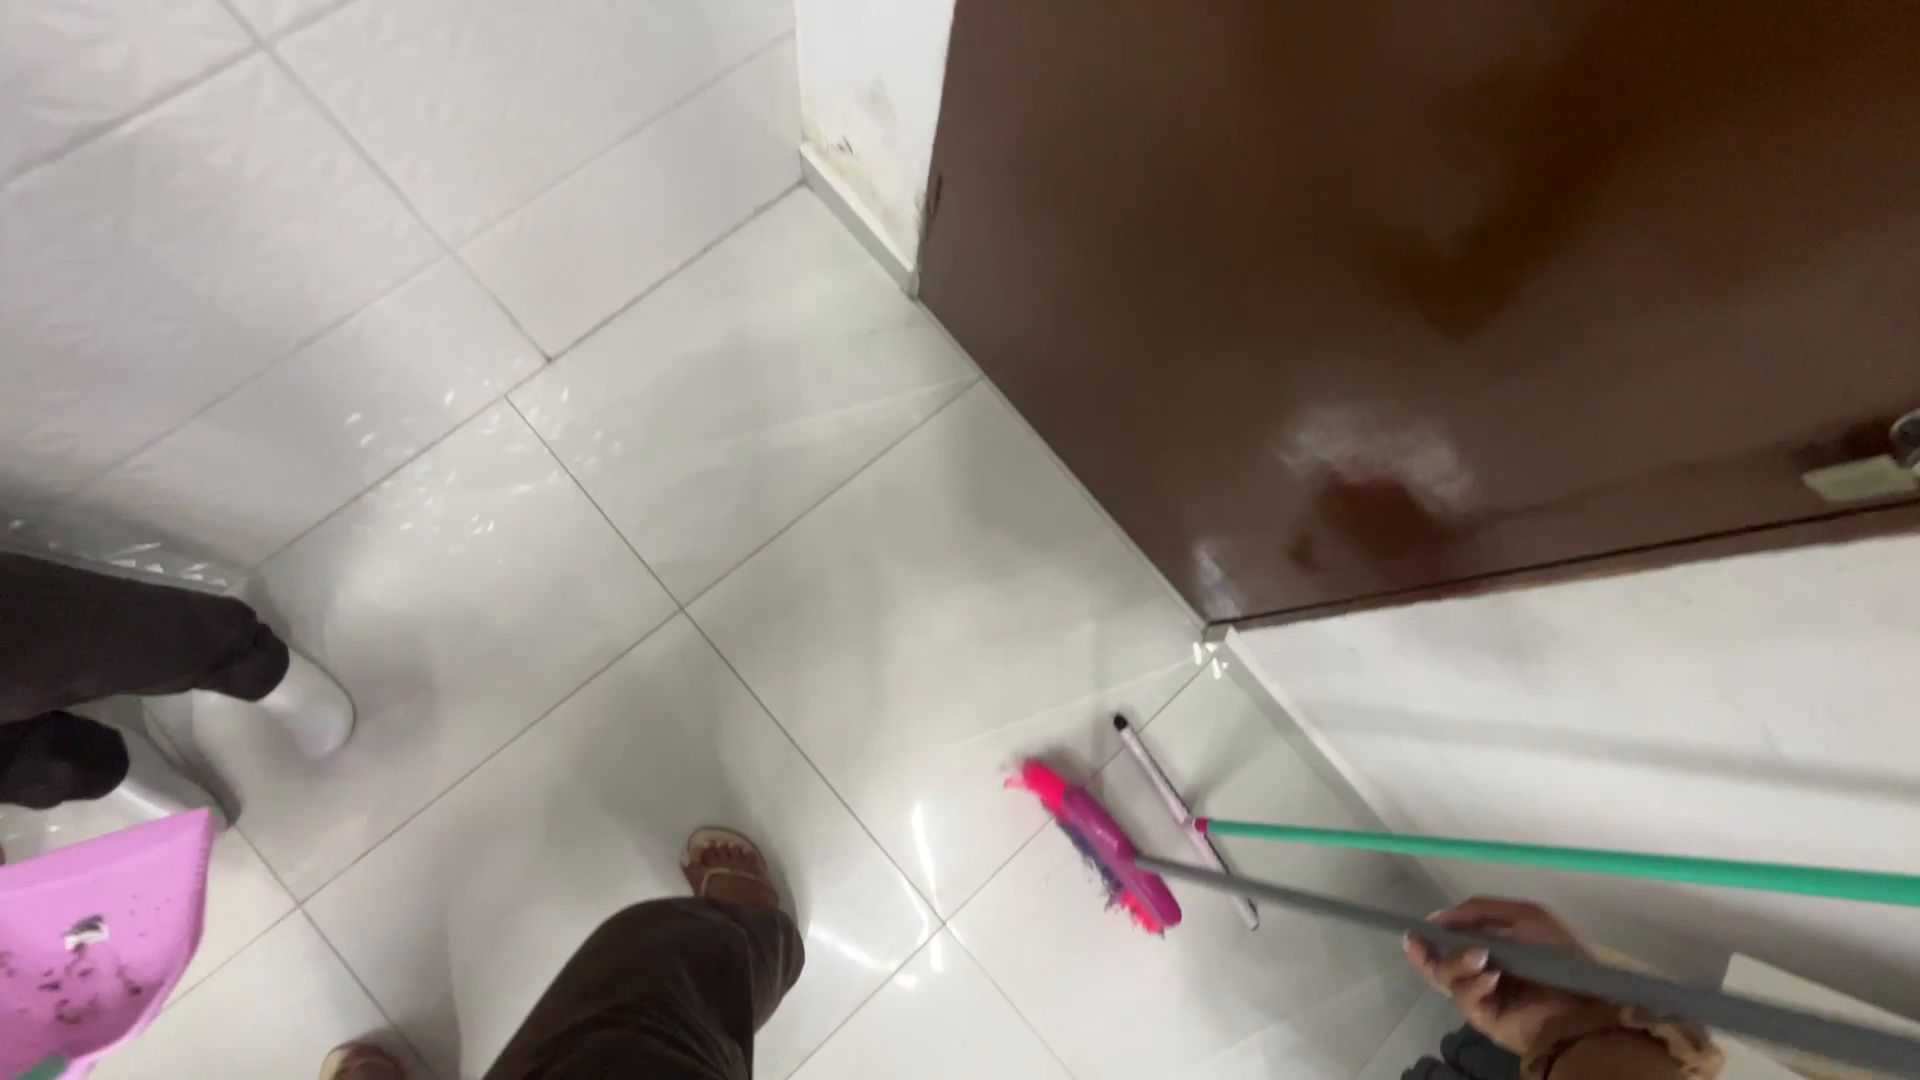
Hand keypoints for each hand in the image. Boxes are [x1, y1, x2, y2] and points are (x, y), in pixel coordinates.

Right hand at [1402, 897, 1597, 1054]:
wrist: (1589, 1008)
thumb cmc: (1562, 957)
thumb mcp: (1526, 916)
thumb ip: (1480, 909)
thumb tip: (1438, 918)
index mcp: (1492, 948)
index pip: (1451, 939)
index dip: (1432, 932)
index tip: (1418, 925)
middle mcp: (1482, 971)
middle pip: (1437, 960)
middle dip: (1423, 950)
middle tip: (1415, 941)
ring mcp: (1482, 996)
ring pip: (1446, 976)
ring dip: (1457, 962)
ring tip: (1482, 959)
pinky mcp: (1485, 1018)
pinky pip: (1465, 997)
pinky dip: (1474, 985)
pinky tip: (1492, 979)